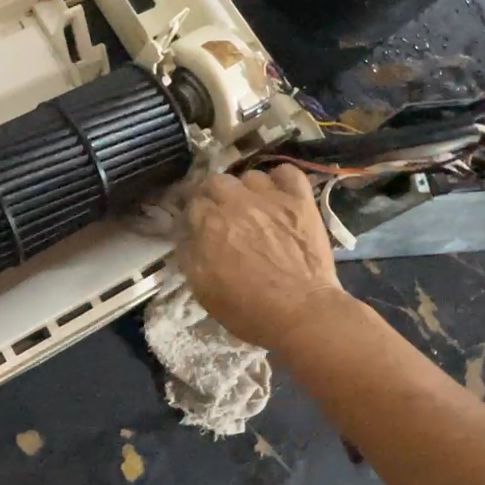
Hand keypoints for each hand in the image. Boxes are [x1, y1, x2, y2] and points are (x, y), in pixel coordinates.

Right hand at [174, 165, 349, 350]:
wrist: (300, 311)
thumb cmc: (246, 307)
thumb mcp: (201, 288)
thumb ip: (187, 253)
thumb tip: (184, 233)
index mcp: (208, 222)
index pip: (192, 202)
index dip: (195, 214)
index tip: (199, 226)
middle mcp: (235, 202)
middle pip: (216, 181)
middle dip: (216, 196)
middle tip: (224, 216)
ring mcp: (270, 198)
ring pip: (250, 176)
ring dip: (247, 190)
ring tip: (254, 208)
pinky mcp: (300, 201)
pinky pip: (287, 172)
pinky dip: (281, 179)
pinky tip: (280, 194)